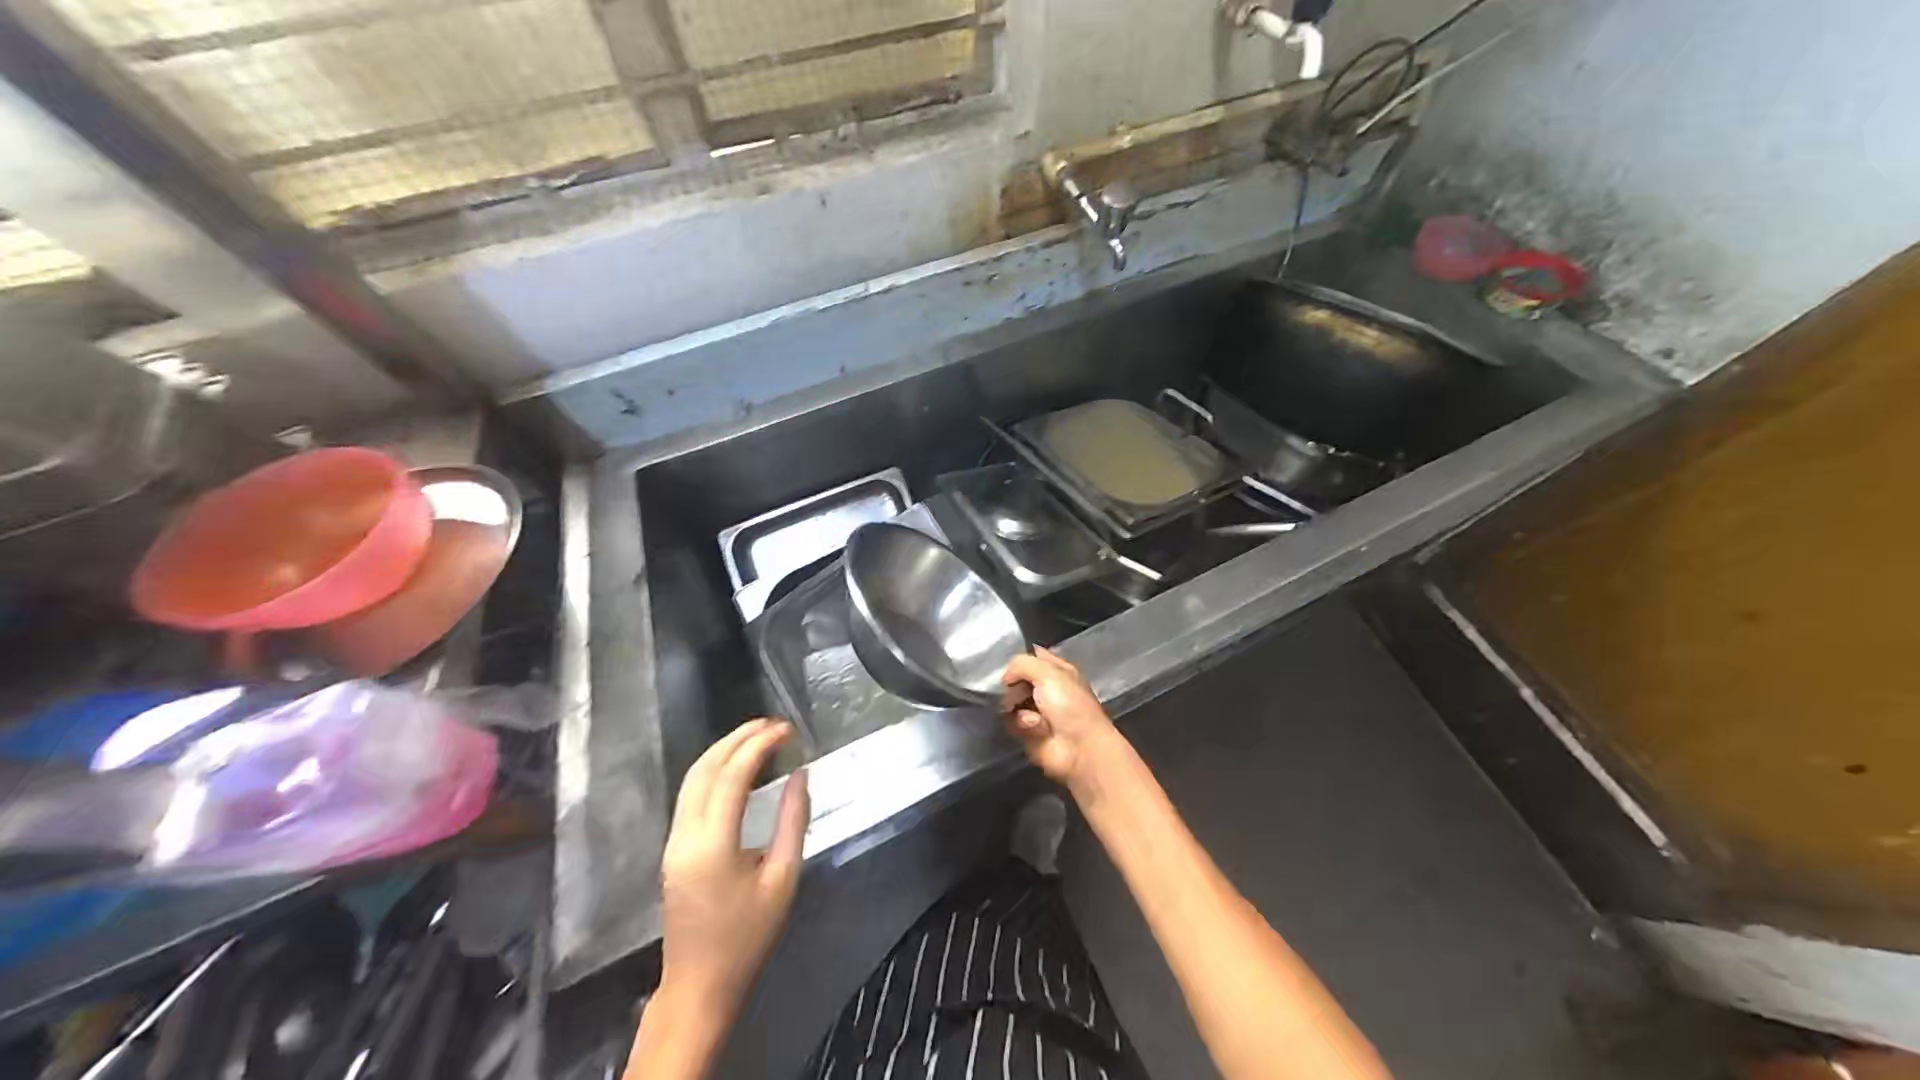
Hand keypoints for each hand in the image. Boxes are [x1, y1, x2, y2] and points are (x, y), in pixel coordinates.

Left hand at [659, 718, 810, 1016]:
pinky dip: (714, 769)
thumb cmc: (748, 937)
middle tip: (773, 723)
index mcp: (712, 844)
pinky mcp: (672, 848)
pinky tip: (737, 766)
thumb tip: (801, 775)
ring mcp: (672, 841)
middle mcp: (684, 835)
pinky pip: (689, 794)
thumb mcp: (783, 879)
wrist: (700, 985)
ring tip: (757, 734)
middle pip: (704, 768)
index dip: (760, 745)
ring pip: (691, 778)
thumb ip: (793, 821)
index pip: (732, 776)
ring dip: (723, 750)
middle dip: (738, 738)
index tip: (787, 729)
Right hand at [1002, 647, 1123, 786]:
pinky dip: (1021, 724)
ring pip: (1009, 700)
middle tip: (1014, 690)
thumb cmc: (1070, 705)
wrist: (1079, 748)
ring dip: (1017, 707)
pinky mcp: (1027, 731)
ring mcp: (1036, 710)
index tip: (1010, 664)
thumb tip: (1006, 678)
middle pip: (1016, 679)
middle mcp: (1046, 688)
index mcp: (1057, 670)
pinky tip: (1034, 728)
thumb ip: (1022, 664)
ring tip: (1031, 715)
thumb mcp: (1049, 672)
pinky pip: (1011, 721)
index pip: (1033, 656)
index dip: (1020, 658)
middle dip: (1012, 685)